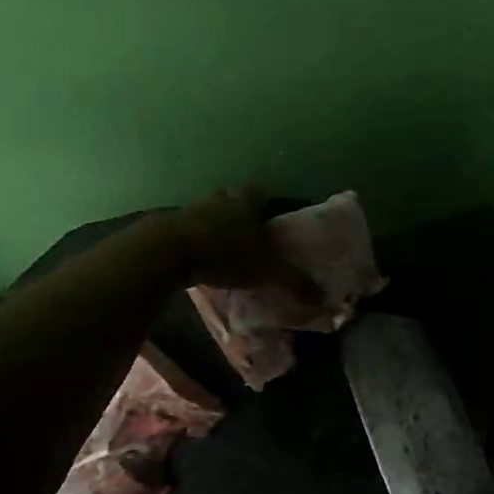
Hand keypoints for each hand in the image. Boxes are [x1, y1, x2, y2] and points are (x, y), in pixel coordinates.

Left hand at [168, 187, 319, 299]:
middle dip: (243, 217)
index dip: (269, 208)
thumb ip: (294, 282)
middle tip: (252, 239)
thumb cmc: (226, 252)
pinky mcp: (172, 225)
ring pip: (213, 213)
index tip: (274, 226)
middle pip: (236, 201)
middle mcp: (222, 197)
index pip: (263, 195)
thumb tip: (322, 298)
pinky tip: (204, 258)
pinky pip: (193, 229)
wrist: (171, 250)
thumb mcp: (267, 270)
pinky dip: (200, 240)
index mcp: (247, 200)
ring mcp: (195, 208)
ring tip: (228, 251)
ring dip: (220, 227)